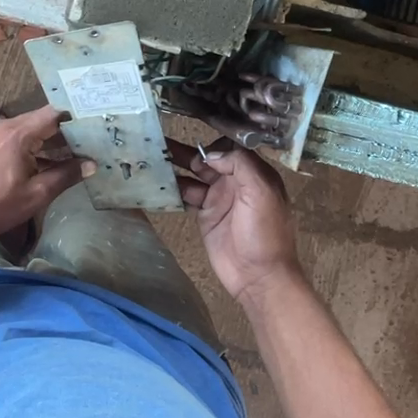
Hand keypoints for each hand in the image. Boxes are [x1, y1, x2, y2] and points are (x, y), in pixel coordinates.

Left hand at [0, 106, 93, 243]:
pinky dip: (35, 145)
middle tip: (94, 139)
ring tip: (78, 151)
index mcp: (18, 134)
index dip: (77, 117)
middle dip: (68, 130)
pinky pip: (18, 137)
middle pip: (43, 119)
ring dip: (51, 140)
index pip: (54, 114)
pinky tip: (51, 161)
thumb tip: (91, 165)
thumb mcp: (36, 194)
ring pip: (31, 129)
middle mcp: (5, 126)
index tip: (97, 124)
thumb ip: (65, 176)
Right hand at [169, 139, 303, 306]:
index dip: (211, 143)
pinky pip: (187, 194)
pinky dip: (173, 187)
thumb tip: (211, 154)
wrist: (259, 276)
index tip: (191, 140)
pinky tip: (157, 181)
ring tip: (152, 157)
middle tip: (161, 144)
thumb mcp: (261, 192)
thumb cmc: (265, 233)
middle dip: (187, 151)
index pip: (230, 147)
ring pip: (194, 175)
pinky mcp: (206, 214)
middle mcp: (235, 181)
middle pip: (208, 159)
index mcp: (253, 173)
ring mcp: (219, 198)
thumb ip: (240, 165)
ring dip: (175, 167)